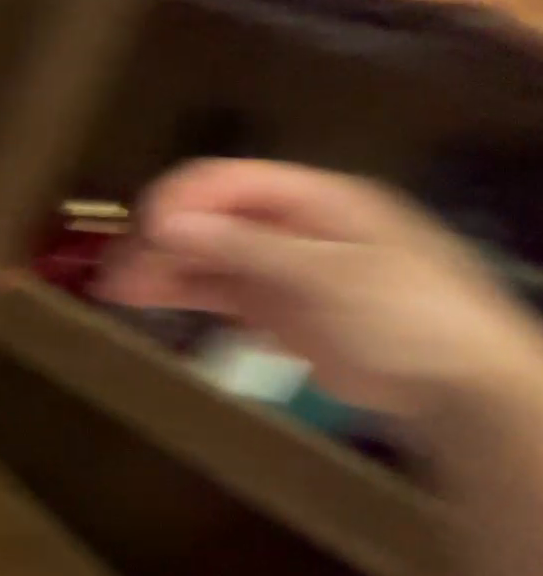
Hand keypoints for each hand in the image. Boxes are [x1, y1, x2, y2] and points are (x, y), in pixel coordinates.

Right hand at [99, 159, 542, 417]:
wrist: (463, 393)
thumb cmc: (411, 320)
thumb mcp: (331, 277)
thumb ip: (247, 247)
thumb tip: (164, 223)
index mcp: (314, 201)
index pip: (226, 182)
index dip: (179, 201)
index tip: (143, 232)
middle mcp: (286, 224)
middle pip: (203, 217)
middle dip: (156, 239)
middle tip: (116, 270)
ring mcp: (273, 263)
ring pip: (197, 252)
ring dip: (153, 265)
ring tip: (112, 288)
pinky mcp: (264, 302)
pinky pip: (206, 286)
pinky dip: (169, 290)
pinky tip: (134, 297)